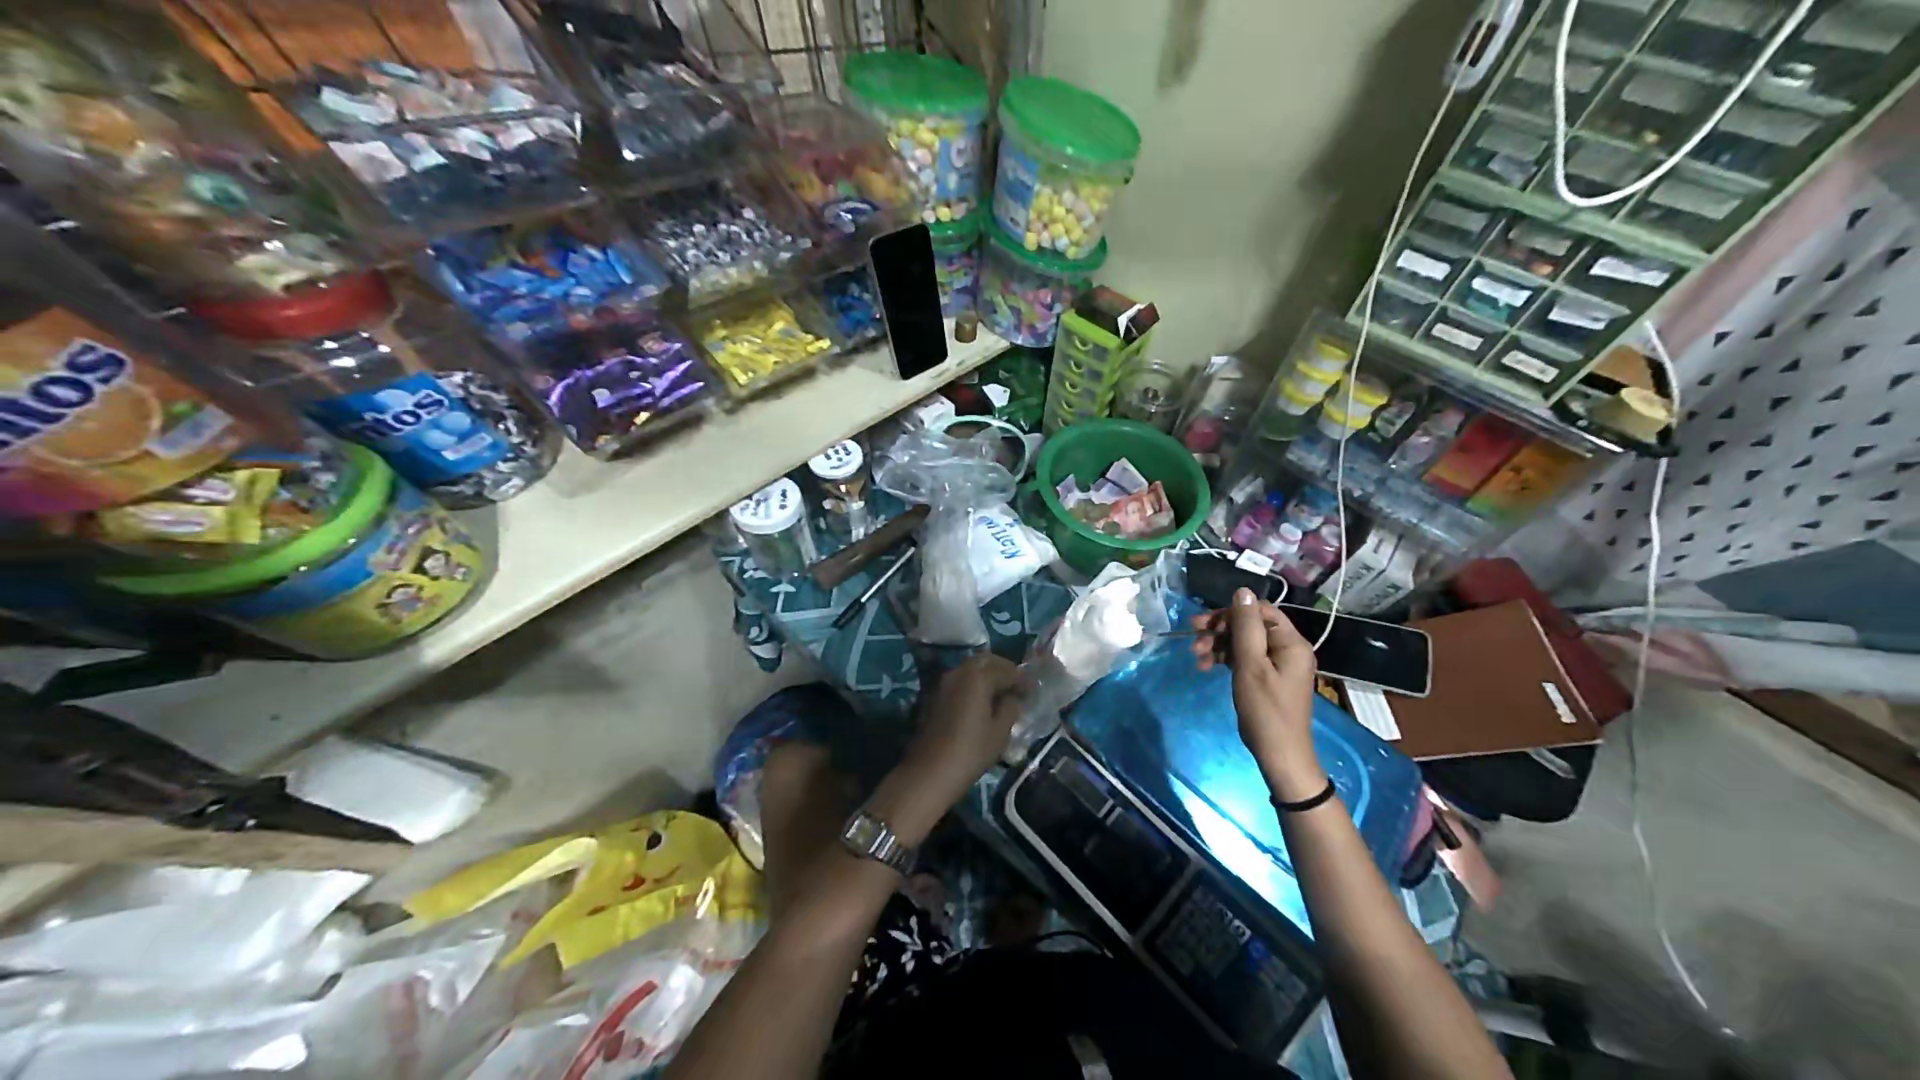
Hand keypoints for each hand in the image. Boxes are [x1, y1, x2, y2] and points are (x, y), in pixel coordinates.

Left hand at [871, 654, 1020, 839]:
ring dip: (986, 676)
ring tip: (1000, 695)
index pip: (1006, 670)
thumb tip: (1012, 698)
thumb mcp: (1000, 731)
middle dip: (1002, 670)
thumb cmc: (971, 751)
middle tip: (1016, 686)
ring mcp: (942, 683)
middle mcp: (958, 672)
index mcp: (978, 676)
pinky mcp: (933, 696)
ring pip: (969, 670)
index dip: (1022, 679)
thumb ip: (1010, 708)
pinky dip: (972, 686)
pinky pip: (958, 682)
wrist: (929, 771)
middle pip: (985, 661)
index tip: (1033, 690)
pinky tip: (981, 702)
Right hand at [1191, 588, 1328, 801]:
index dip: (1231, 613)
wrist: (1279, 754)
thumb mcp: (1251, 665)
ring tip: (1197, 656)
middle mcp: (1288, 649)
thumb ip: (1246, 627)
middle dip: (1221, 629)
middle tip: (1193, 637)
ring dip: (1219, 644)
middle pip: (1251, 626)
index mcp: (1291, 643)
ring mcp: (1278, 665)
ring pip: (1244, 642)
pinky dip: (1226, 659)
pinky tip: (1207, 666)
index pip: (1261, 612)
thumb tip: (1242, 591)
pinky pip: (1245, 658)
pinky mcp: (1267, 678)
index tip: (1204, 623)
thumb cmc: (1265, 709)